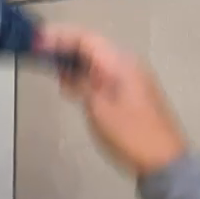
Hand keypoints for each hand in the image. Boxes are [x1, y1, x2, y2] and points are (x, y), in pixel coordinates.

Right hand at [37, 25, 186, 177]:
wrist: (164, 161)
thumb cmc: (129, 134)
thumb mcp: (97, 107)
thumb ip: (80, 83)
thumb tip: (66, 70)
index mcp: (120, 64)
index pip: (85, 38)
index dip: (58, 37)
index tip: (35, 42)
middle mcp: (127, 63)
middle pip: (91, 45)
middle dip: (63, 47)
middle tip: (39, 54)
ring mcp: (131, 76)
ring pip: (96, 58)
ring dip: (73, 61)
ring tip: (51, 71)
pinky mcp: (131, 90)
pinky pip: (102, 72)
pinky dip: (84, 74)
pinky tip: (70, 86)